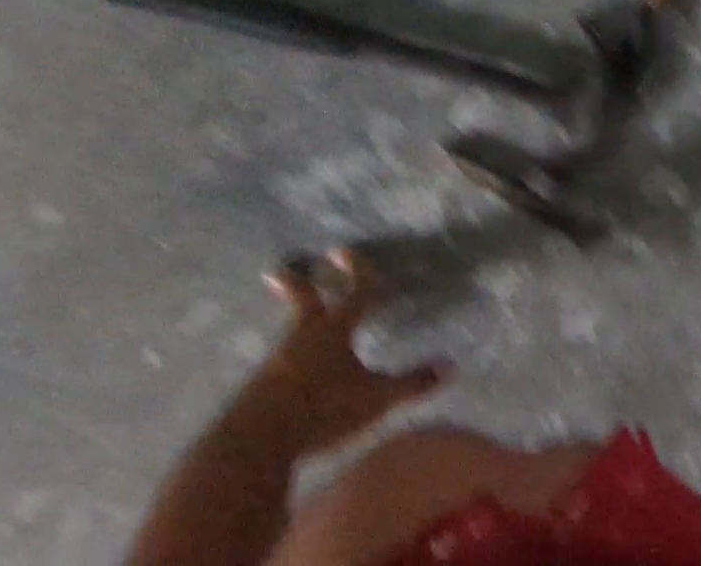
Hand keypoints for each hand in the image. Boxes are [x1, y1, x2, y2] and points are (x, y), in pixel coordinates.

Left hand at [257, 250, 451, 455]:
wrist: (250, 449)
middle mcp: (300, 341)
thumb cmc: (321, 410)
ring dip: (297, 326)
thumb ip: (412, 383)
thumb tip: (450, 367)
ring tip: (304, 326)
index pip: (354, 294)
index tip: (343, 251)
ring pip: (291, 336)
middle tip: (279, 271)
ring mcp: (273, 367)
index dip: (356, 273)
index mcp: (333, 332)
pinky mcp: (257, 393)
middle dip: (297, 286)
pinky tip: (294, 372)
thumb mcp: (377, 397)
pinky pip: (280, 365)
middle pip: (303, 306)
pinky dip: (291, 358)